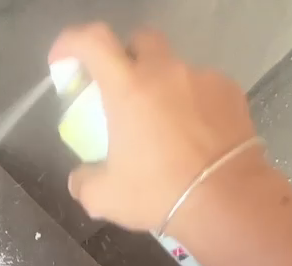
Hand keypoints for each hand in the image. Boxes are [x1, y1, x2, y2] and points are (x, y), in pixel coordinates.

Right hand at [49, 23, 264, 231]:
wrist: (224, 197)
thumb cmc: (156, 193)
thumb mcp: (103, 198)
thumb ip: (84, 181)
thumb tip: (81, 175)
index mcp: (127, 89)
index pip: (93, 42)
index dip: (71, 42)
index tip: (62, 60)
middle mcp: (165, 72)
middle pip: (139, 41)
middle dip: (123, 58)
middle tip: (117, 92)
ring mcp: (201, 77)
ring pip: (172, 68)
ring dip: (159, 88)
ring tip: (160, 128)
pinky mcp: (229, 90)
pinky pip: (200, 87)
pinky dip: (188, 104)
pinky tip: (189, 137)